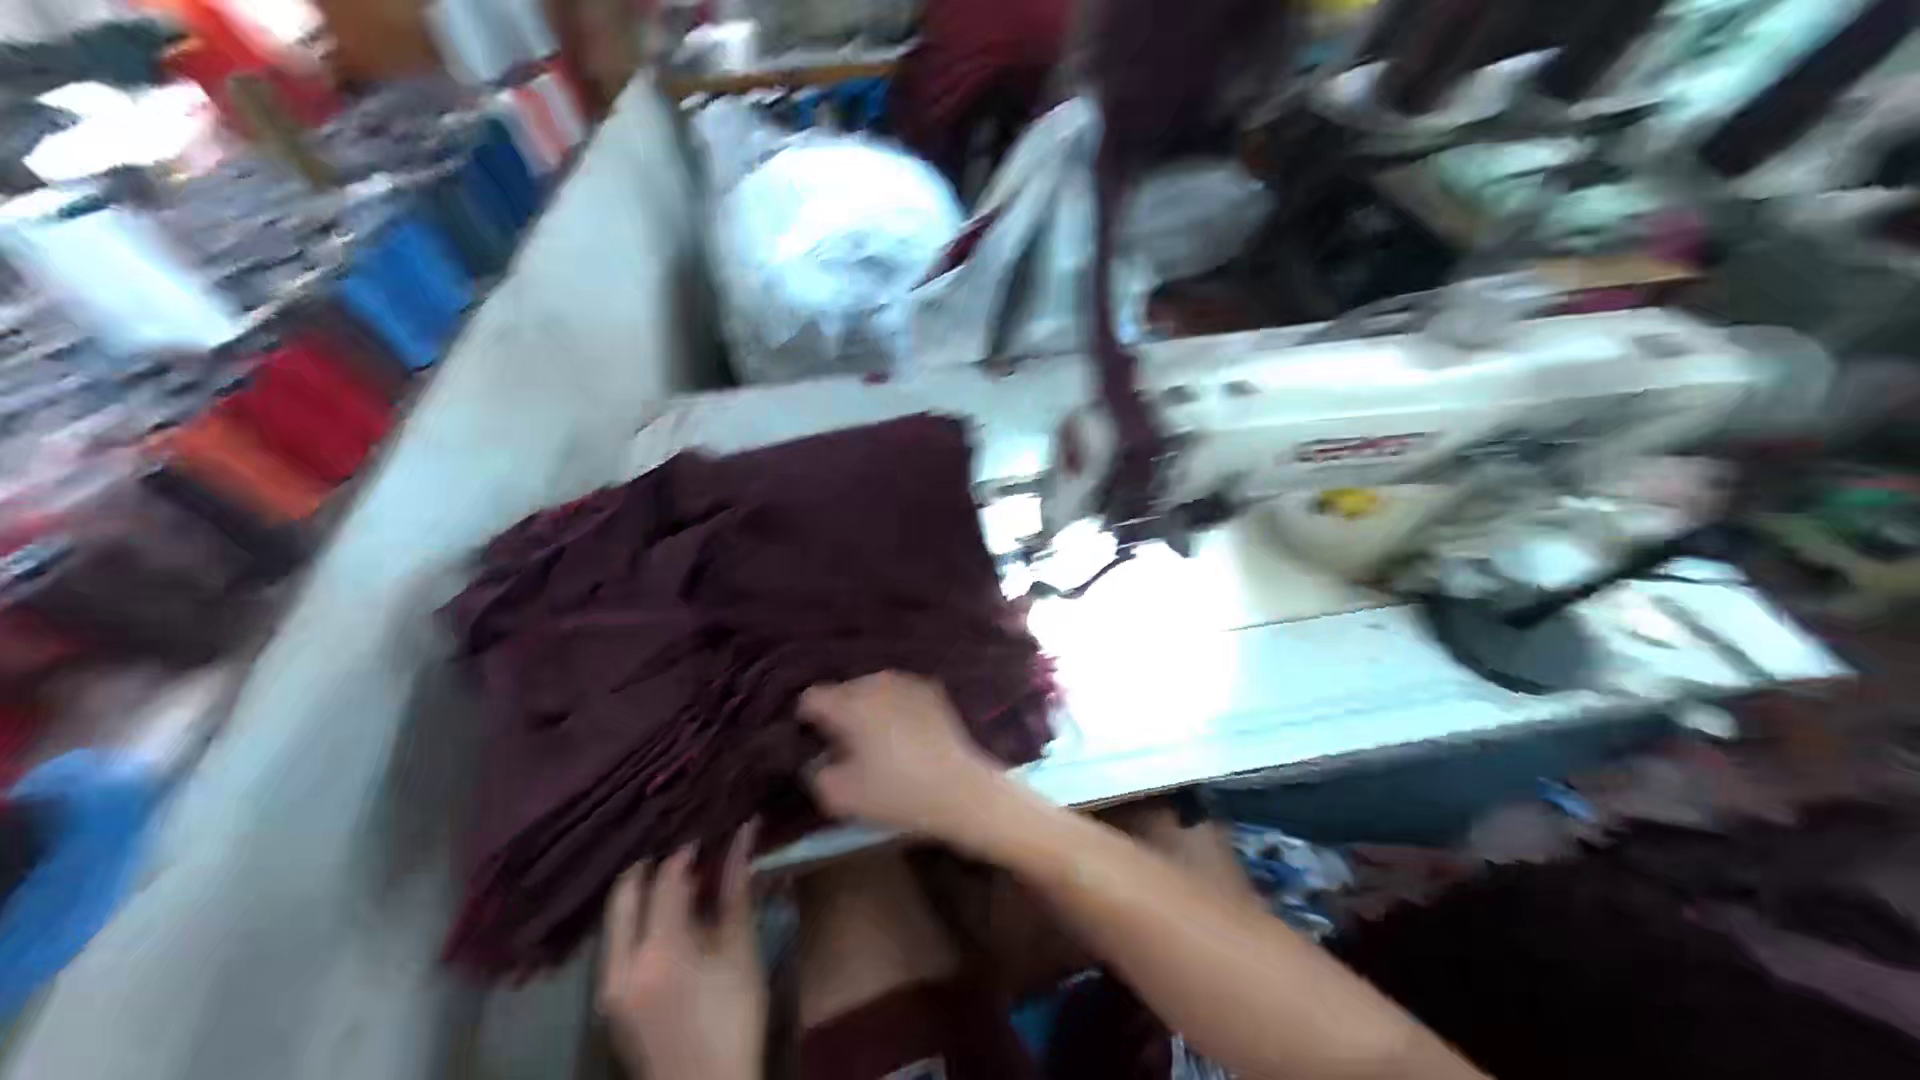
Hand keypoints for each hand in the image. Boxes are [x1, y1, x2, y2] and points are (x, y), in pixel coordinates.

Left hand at [599, 823, 764, 1079]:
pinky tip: (671, 914)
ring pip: (617, 915)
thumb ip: (736, 888)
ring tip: (683, 877)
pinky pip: (617, 938)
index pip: (665, 877)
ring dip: (643, 889)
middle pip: (626, 892)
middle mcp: (622, 962)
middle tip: (687, 849)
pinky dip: (638, 916)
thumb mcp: (741, 948)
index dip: (686, 850)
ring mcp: (609, 982)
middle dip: (654, 864)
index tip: (709, 832)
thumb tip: (745, 832)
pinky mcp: (610, 997)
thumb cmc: (735, 1016)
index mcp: (659, 950)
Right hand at [797, 671, 1005, 839]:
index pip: (812, 697)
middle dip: (838, 712)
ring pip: (872, 688)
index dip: (807, 719)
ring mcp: (907, 682)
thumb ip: (816, 775)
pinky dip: (893, 706)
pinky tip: (902, 731)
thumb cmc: (898, 793)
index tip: (814, 741)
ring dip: (867, 706)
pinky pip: (898, 692)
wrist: (960, 789)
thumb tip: (816, 760)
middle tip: (844, 744)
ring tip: (875, 738)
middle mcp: (877, 683)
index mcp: (850, 704)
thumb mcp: (842, 797)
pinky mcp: (931, 690)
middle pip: (843, 690)